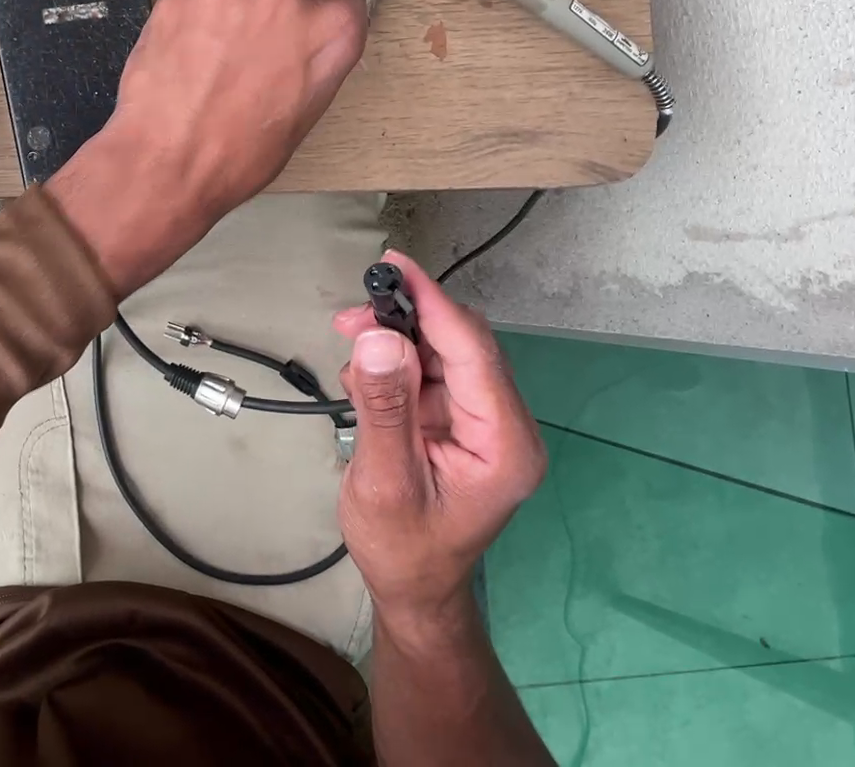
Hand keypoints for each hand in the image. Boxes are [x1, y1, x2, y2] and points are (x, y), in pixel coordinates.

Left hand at [47, 0, 367, 294]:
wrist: (165, 163)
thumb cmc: (237, 156)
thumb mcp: (301, 116)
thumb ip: (310, 63)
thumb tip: (296, 46)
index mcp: (331, 31)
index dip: (321, 6)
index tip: (305, 23)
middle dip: (275, 8)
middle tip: (251, 51)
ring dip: (234, 6)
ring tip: (212, 57)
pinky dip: (192, 17)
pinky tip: (181, 57)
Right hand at [332, 250, 546, 641]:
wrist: (412, 589)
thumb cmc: (401, 548)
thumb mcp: (384, 480)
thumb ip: (384, 407)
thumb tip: (378, 337)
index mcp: (505, 442)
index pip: (473, 351)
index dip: (433, 302)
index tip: (392, 265)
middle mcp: (504, 423)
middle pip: (461, 344)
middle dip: (405, 321)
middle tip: (349, 319)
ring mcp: (483, 421)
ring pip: (442, 353)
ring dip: (394, 343)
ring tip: (351, 355)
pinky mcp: (459, 421)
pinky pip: (429, 373)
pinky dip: (393, 366)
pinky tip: (364, 382)